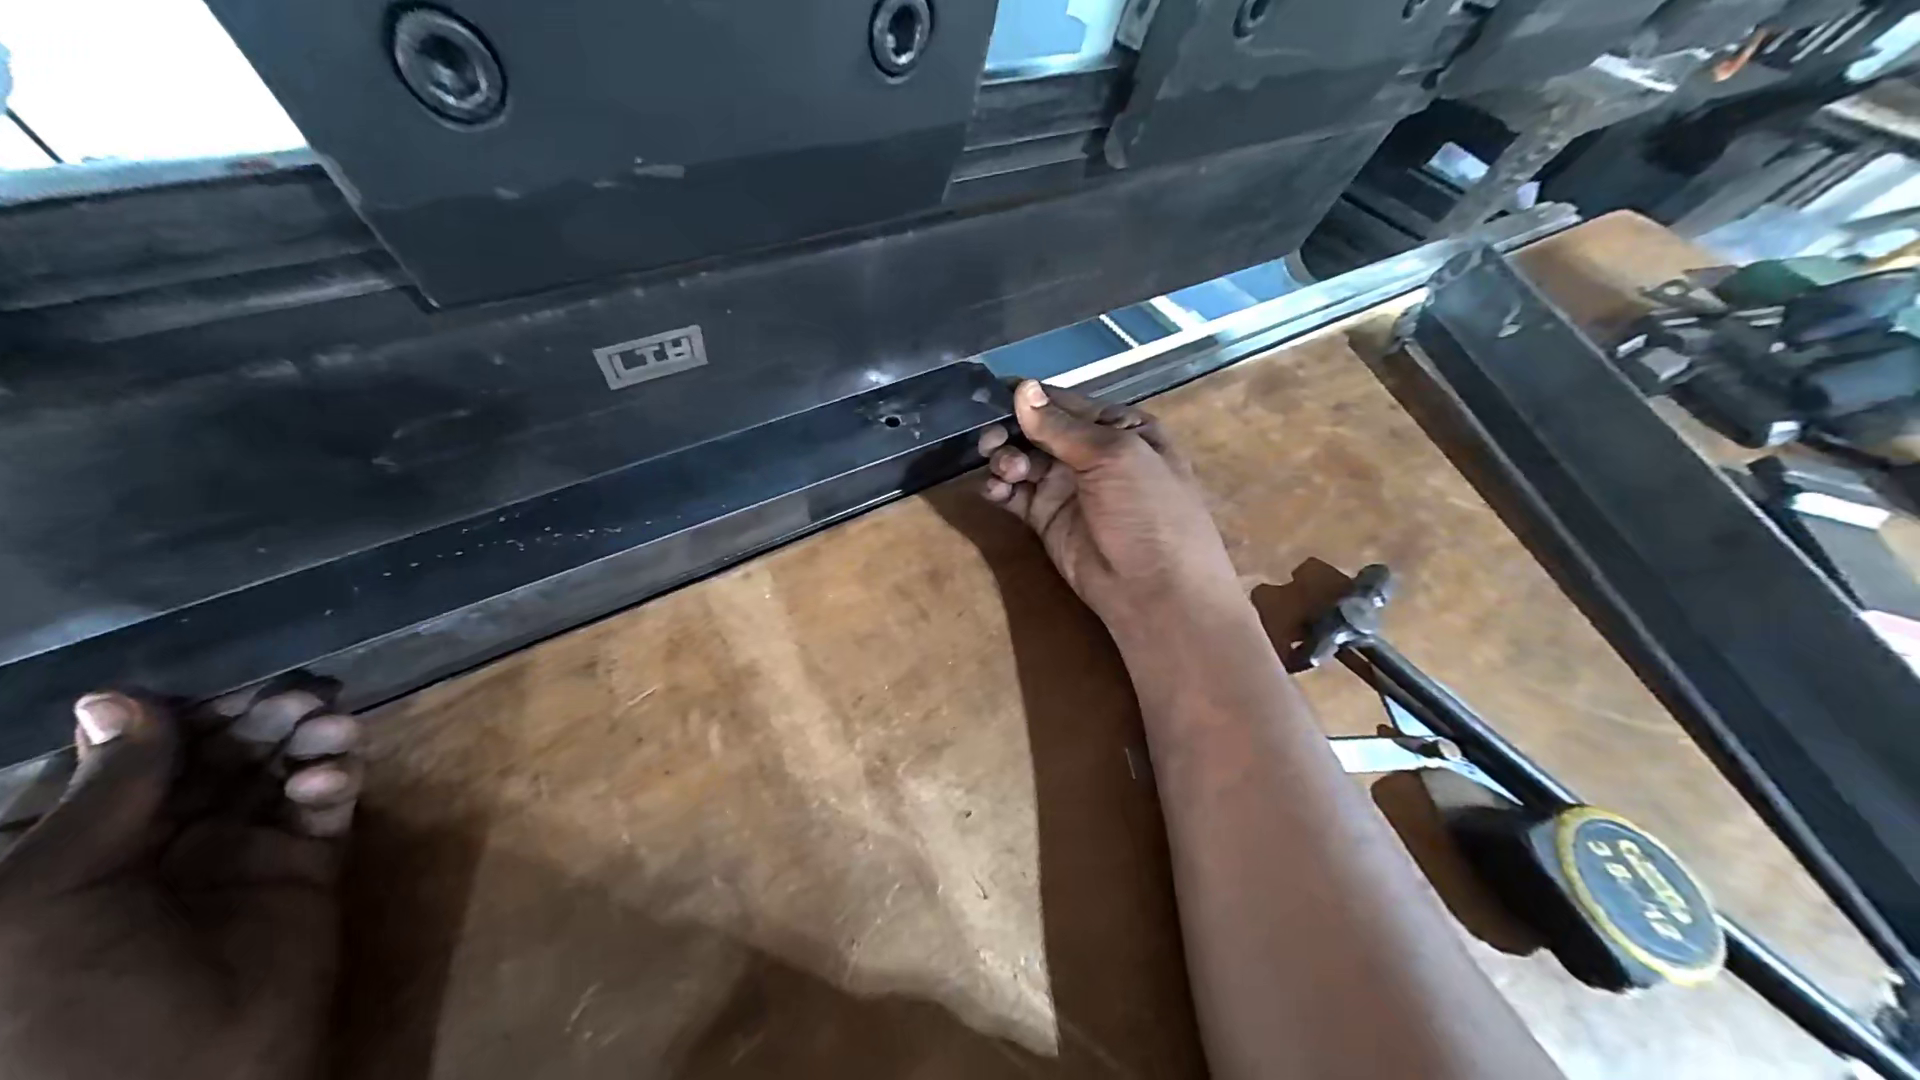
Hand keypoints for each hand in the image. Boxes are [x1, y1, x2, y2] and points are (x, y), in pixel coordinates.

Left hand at [0, 687, 361, 1079]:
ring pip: (282, 771)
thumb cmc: (62, 1000)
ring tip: (333, 725)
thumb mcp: (40, 896)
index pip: (137, 757)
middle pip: (221, 756)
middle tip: (303, 698)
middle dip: (262, 720)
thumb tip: (120, 697)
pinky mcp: (306, 865)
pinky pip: (326, 807)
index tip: (229, 687)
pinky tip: (330, 778)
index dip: (183, 715)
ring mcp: (240, 853)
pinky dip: (335, 779)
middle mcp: (161, 842)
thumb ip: (98, 793)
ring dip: (310, 739)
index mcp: (79, 848)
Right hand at [977, 380, 1243, 641]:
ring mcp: (1067, 487)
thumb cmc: (1147, 510)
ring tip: (1007, 473)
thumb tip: (1022, 387)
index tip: (990, 396)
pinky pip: (1015, 494)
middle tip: (990, 442)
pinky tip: (995, 491)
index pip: (1063, 402)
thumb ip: (1062, 426)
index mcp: (1117, 427)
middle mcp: (1089, 452)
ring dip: (1005, 459)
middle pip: (1037, 430)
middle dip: (1010, 430)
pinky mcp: (1046, 519)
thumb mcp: (1113, 456)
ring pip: (1022, 460)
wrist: (1154, 589)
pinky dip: (1000, 488)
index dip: (1027, 398)